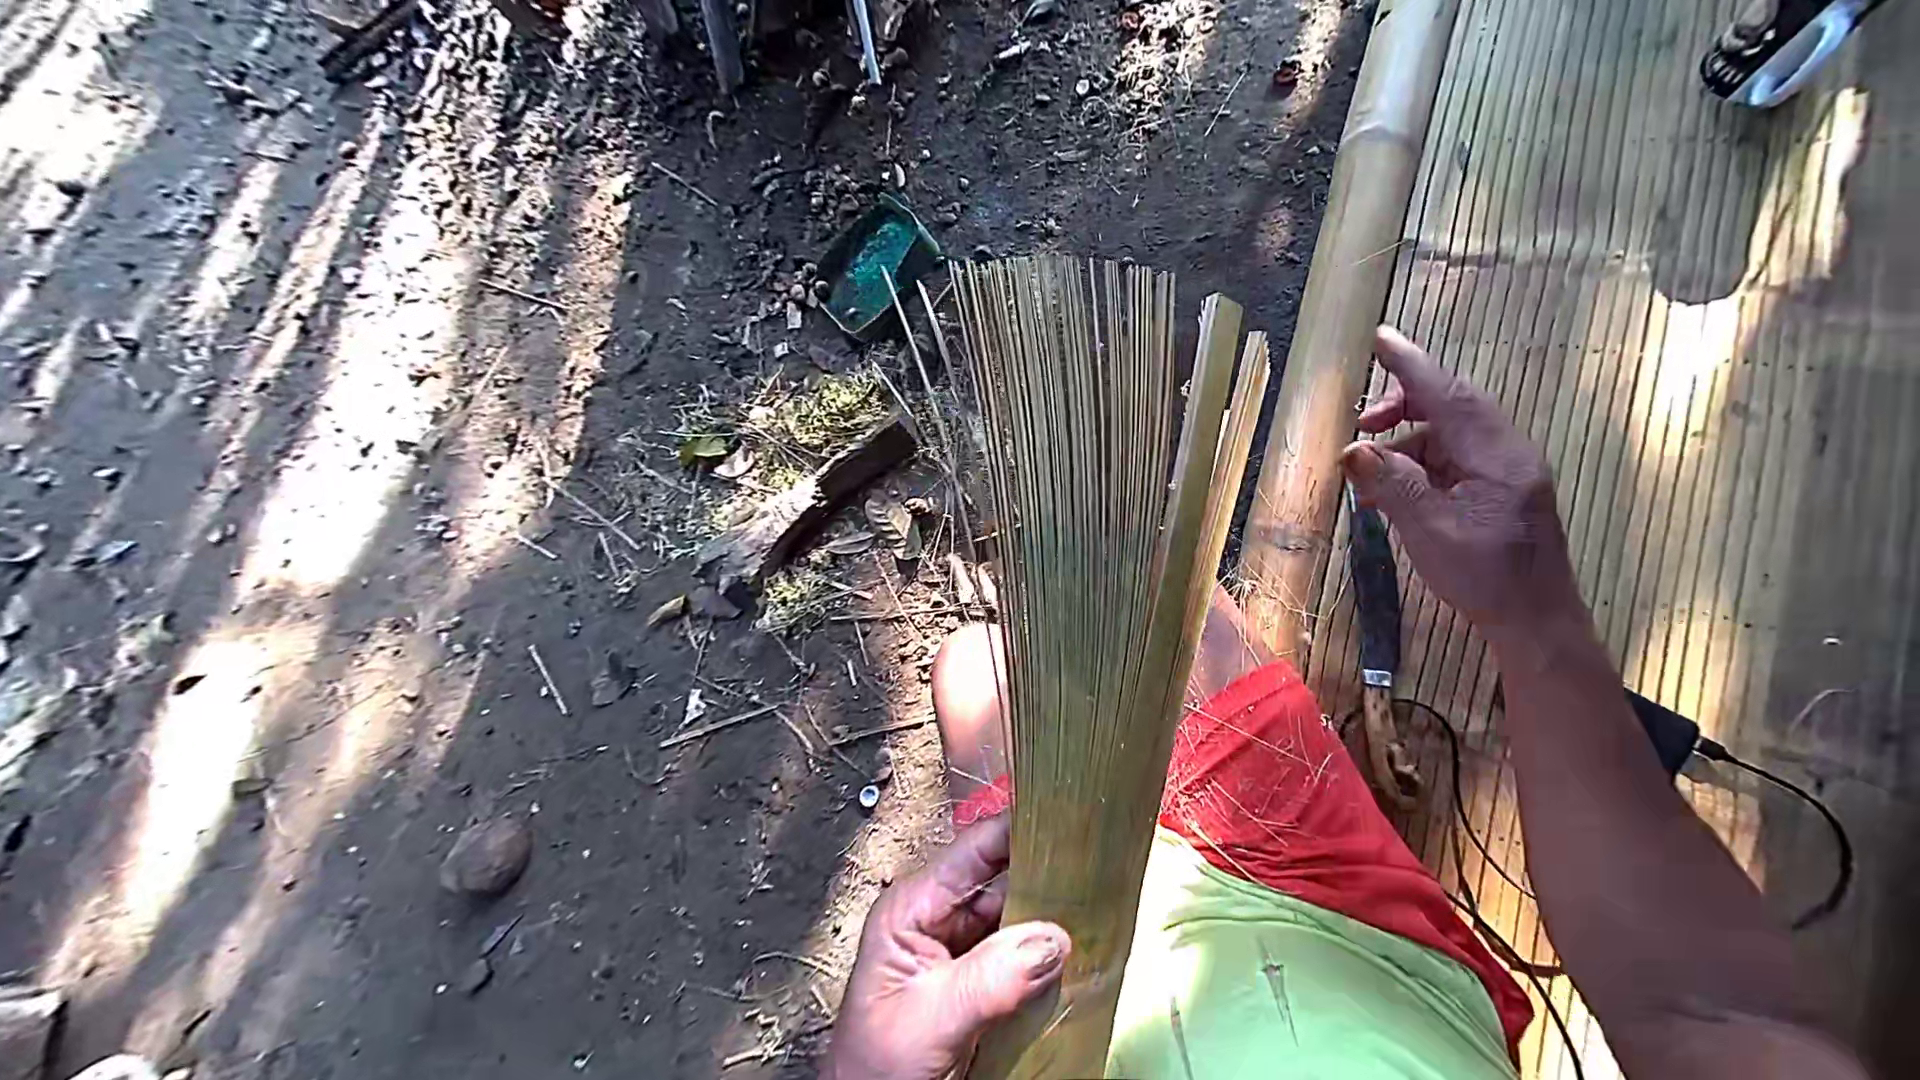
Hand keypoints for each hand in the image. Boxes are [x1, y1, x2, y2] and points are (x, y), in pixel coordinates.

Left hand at [823, 815, 1069, 1079]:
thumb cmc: (878, 1067)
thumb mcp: (931, 1020)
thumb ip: (991, 979)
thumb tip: (1055, 938)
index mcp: (914, 905)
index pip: (973, 852)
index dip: (1016, 830)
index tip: (1064, 816)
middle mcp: (938, 914)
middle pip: (1000, 878)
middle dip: (1043, 873)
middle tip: (1095, 863)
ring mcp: (958, 945)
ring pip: (1013, 914)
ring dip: (1048, 914)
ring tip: (1095, 899)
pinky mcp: (974, 976)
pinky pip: (1016, 951)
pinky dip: (1044, 950)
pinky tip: (1074, 944)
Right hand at [1341, 326, 1583, 639]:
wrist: (1533, 618)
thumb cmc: (1485, 576)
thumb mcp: (1429, 531)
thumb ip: (1393, 485)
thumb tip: (1354, 450)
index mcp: (1497, 457)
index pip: (1450, 397)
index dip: (1412, 365)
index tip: (1381, 337)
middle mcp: (1503, 452)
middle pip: (1448, 407)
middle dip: (1399, 407)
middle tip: (1359, 424)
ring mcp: (1499, 469)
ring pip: (1442, 435)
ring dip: (1399, 445)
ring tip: (1364, 474)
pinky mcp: (1491, 487)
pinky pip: (1444, 460)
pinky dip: (1410, 468)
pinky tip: (1384, 492)